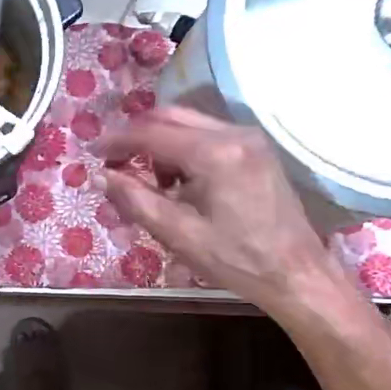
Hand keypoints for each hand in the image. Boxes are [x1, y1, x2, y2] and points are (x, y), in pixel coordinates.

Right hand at [102, 106, 344, 314]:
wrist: (296, 274)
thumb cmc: (237, 259)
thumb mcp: (178, 233)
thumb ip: (135, 199)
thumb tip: (100, 176)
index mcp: (215, 154)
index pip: (151, 133)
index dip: (117, 141)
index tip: (94, 154)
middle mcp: (234, 133)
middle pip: (170, 116)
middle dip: (136, 135)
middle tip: (113, 160)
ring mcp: (249, 138)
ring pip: (188, 123)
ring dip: (160, 142)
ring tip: (148, 180)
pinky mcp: (255, 149)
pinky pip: (207, 134)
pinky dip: (183, 148)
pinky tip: (178, 181)